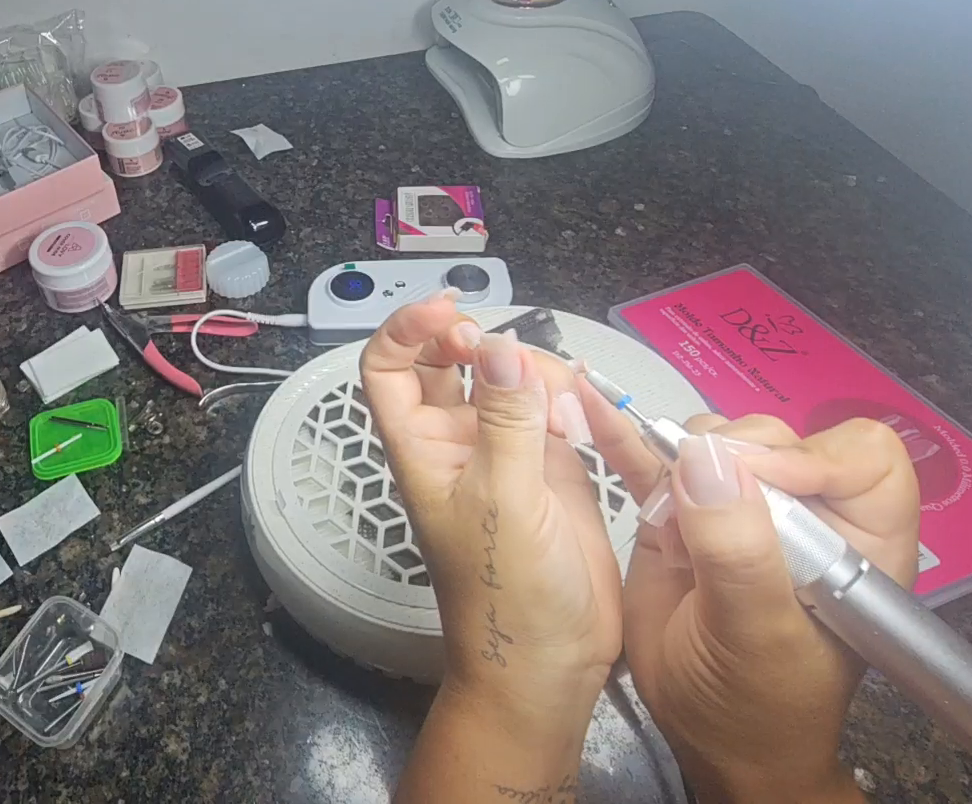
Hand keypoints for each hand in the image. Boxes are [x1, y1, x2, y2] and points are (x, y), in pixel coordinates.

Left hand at [362, 294, 620, 759]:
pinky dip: (564, 394)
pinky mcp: (545, 459)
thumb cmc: (508, 590)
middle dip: (475, 343)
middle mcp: (451, 437)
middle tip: (510, 350)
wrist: (549, 661)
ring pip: (500, 377)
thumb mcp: (504, 500)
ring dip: (530, 372)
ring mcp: (499, 445)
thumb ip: (504, 420)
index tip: (448, 310)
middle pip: (445, 361)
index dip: (406, 330)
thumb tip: (499, 344)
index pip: (388, 368)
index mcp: (418, 444)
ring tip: (563, 406)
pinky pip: (546, 405)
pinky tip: (583, 405)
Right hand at [586, 402, 920, 803]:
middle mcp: (797, 514)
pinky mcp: (673, 510)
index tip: (753, 480)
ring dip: (677, 449)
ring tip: (662, 504)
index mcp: (853, 542)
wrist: (701, 730)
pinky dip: (621, 433)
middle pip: (773, 438)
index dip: (811, 456)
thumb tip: (704, 457)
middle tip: (692, 499)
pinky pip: (649, 458)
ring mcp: (730, 508)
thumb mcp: (755, 634)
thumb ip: (738, 551)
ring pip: (711, 439)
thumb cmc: (755, 699)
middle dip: (730, 453)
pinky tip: (593, 404)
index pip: (859, 459)